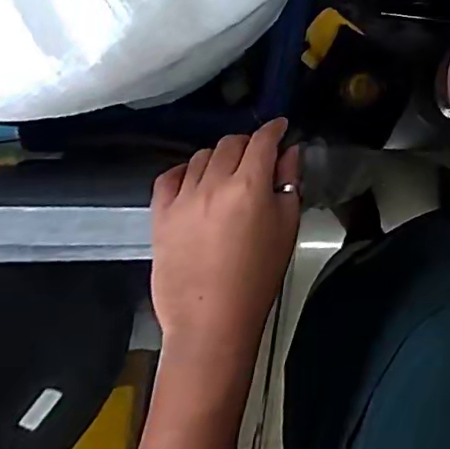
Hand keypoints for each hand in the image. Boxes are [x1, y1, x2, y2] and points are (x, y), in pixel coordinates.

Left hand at [149, 119, 300, 366]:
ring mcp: (183, 198)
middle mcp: (214, 184)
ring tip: (228, 173)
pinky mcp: (160, 215)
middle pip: (231, 142)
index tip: (280, 128)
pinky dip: (185, 172)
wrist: (212, 320)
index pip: (263, 140)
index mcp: (250, 185)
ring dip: (219, 157)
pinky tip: (195, 181)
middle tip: (258, 156)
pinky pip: (169, 177)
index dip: (274, 129)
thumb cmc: (259, 275)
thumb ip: (289, 182)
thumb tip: (289, 152)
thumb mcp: (287, 226)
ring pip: (202, 156)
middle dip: (248, 142)